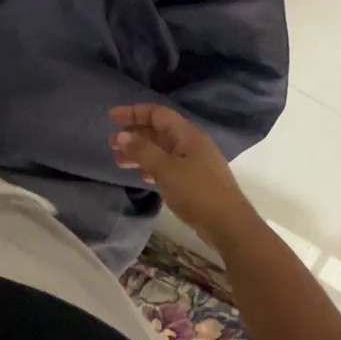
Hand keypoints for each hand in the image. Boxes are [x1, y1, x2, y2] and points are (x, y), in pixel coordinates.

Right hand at [110, 104, 260, 251]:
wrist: (229, 227)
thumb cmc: (197, 192)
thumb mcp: (165, 169)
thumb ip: (142, 150)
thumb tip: (121, 135)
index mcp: (187, 135)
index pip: (157, 114)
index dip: (133, 112)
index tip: (111, 117)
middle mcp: (191, 144)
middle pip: (157, 131)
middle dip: (133, 135)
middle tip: (111, 143)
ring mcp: (194, 163)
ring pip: (160, 150)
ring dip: (139, 152)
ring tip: (118, 161)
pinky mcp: (194, 181)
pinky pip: (167, 166)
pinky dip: (150, 166)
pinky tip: (140, 175)